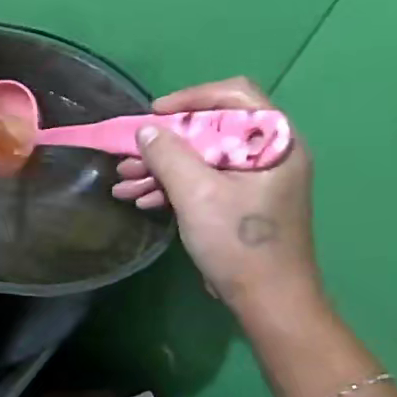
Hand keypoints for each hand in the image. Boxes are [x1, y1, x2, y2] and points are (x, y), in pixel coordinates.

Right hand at [110, 77, 322, 311]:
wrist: (269, 301)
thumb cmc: (239, 244)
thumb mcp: (197, 194)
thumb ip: (169, 155)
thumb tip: (147, 130)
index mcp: (273, 141)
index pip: (234, 94)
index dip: (190, 98)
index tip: (154, 115)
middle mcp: (269, 153)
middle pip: (211, 128)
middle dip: (164, 143)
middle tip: (128, 157)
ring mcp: (256, 179)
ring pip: (202, 158)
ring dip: (161, 168)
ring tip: (123, 183)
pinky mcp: (243, 202)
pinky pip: (205, 181)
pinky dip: (174, 187)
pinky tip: (142, 199)